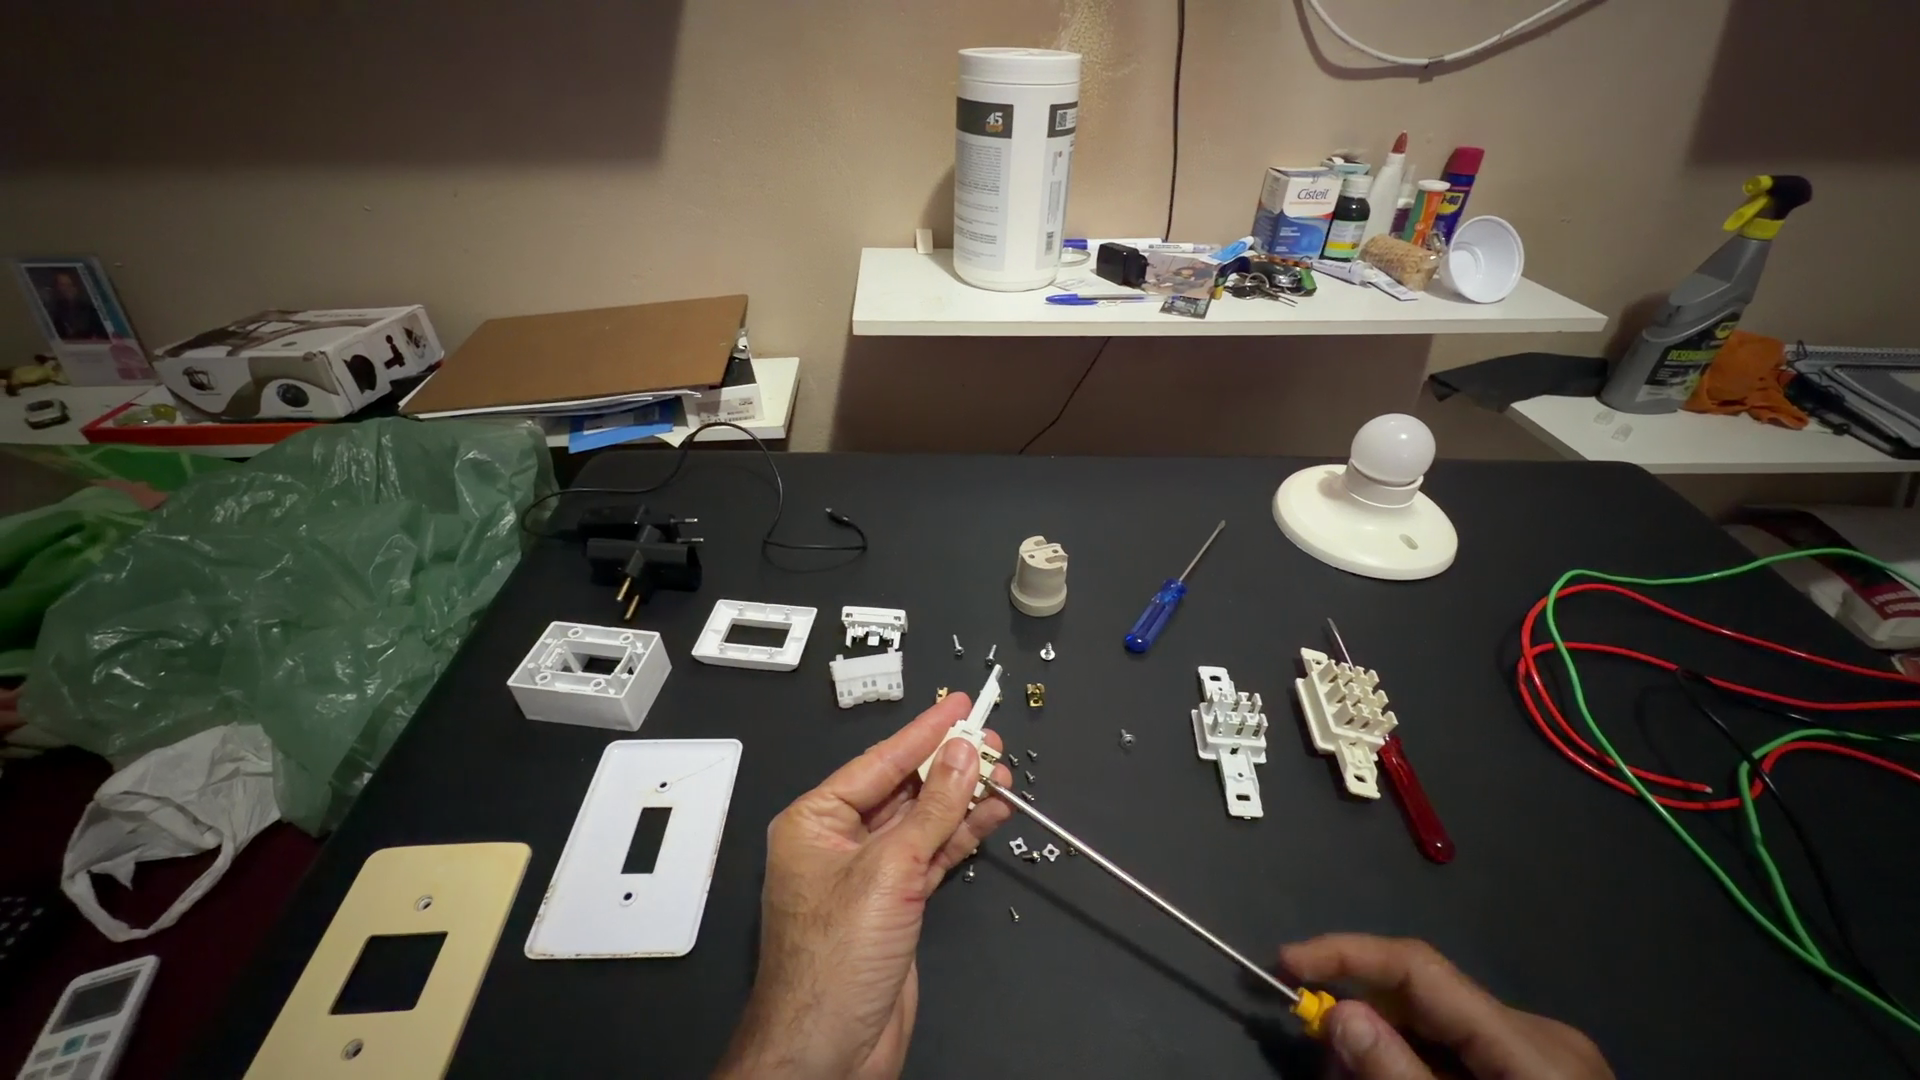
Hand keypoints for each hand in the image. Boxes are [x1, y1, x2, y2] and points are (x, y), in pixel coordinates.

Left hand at [714, 695, 1012, 1079]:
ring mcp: (870, 872)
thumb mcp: (889, 871)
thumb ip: (933, 810)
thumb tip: (964, 753)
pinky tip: (992, 813)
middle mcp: (840, 839)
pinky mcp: (896, 901)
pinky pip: (933, 853)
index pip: (880, 761)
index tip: (959, 704)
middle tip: (991, 738)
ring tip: (1003, 772)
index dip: (924, 731)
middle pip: (903, 787)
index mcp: (816, 820)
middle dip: (949, 764)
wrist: (828, 1053)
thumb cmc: (834, 961)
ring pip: (923, 820)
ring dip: (963, 798)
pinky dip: (962, 834)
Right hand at [1280, 935, 1612, 1079]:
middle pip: (1422, 998)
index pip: (1418, 966)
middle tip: (1311, 1043)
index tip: (1282, 965)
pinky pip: (1457, 1055)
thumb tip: (1335, 1013)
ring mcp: (1543, 1060)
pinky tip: (1387, 1077)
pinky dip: (1412, 1064)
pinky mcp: (1535, 1078)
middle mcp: (1539, 1037)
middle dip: (1359, 1013)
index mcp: (1530, 1046)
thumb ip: (1398, 1076)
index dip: (1344, 954)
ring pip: (1435, 1028)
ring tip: (1344, 1071)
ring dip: (1381, 1043)